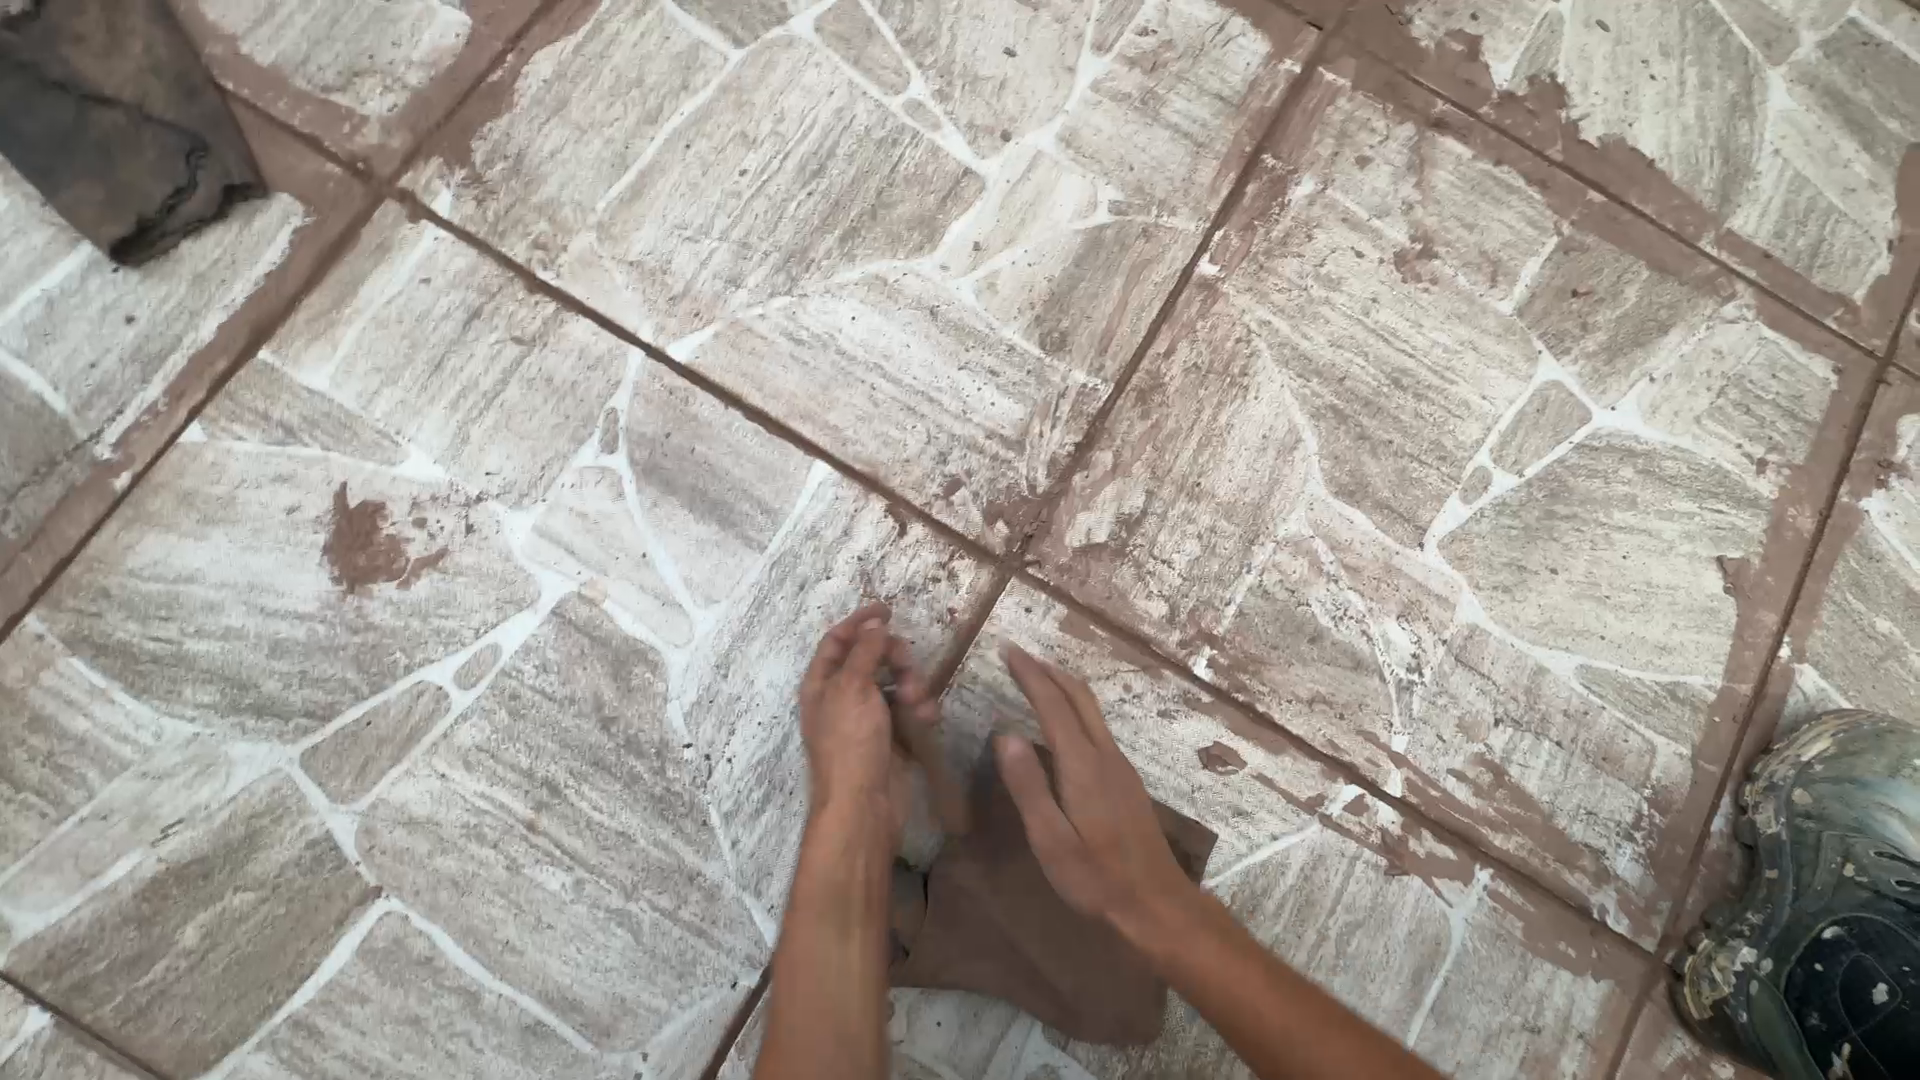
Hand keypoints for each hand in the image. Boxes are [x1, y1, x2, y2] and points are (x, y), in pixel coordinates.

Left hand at [799, 604, 933, 830]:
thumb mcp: (852, 688)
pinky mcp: (893, 736)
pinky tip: (925, 720)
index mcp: (822, 683)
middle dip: (894, 658)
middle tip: (906, 665)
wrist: (865, 805)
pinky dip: (920, 710)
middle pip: (872, 658)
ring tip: (915, 703)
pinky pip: (910, 710)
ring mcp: (869, 718)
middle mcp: (843, 697)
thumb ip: (865, 650)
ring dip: (911, 685)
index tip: (888, 609)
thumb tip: (874, 621)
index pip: (838, 640)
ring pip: (896, 682)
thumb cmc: (850, 743)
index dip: (860, 621)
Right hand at [994, 645, 1197, 940]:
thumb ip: (1028, 786)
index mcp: (1082, 765)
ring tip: (1037, 675)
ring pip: (1091, 709)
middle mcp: (1105, 755)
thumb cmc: (1097, 877)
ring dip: (1063, 684)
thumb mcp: (1051, 840)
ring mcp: (1120, 765)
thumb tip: (1005, 735)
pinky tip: (1062, 720)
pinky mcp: (1125, 778)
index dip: (1029, 674)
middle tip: (1017, 654)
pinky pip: (1097, 725)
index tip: (1007, 649)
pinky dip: (1074, 706)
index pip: (1053, 704)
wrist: (1156, 903)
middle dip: (1047, 669)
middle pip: (1078, 696)